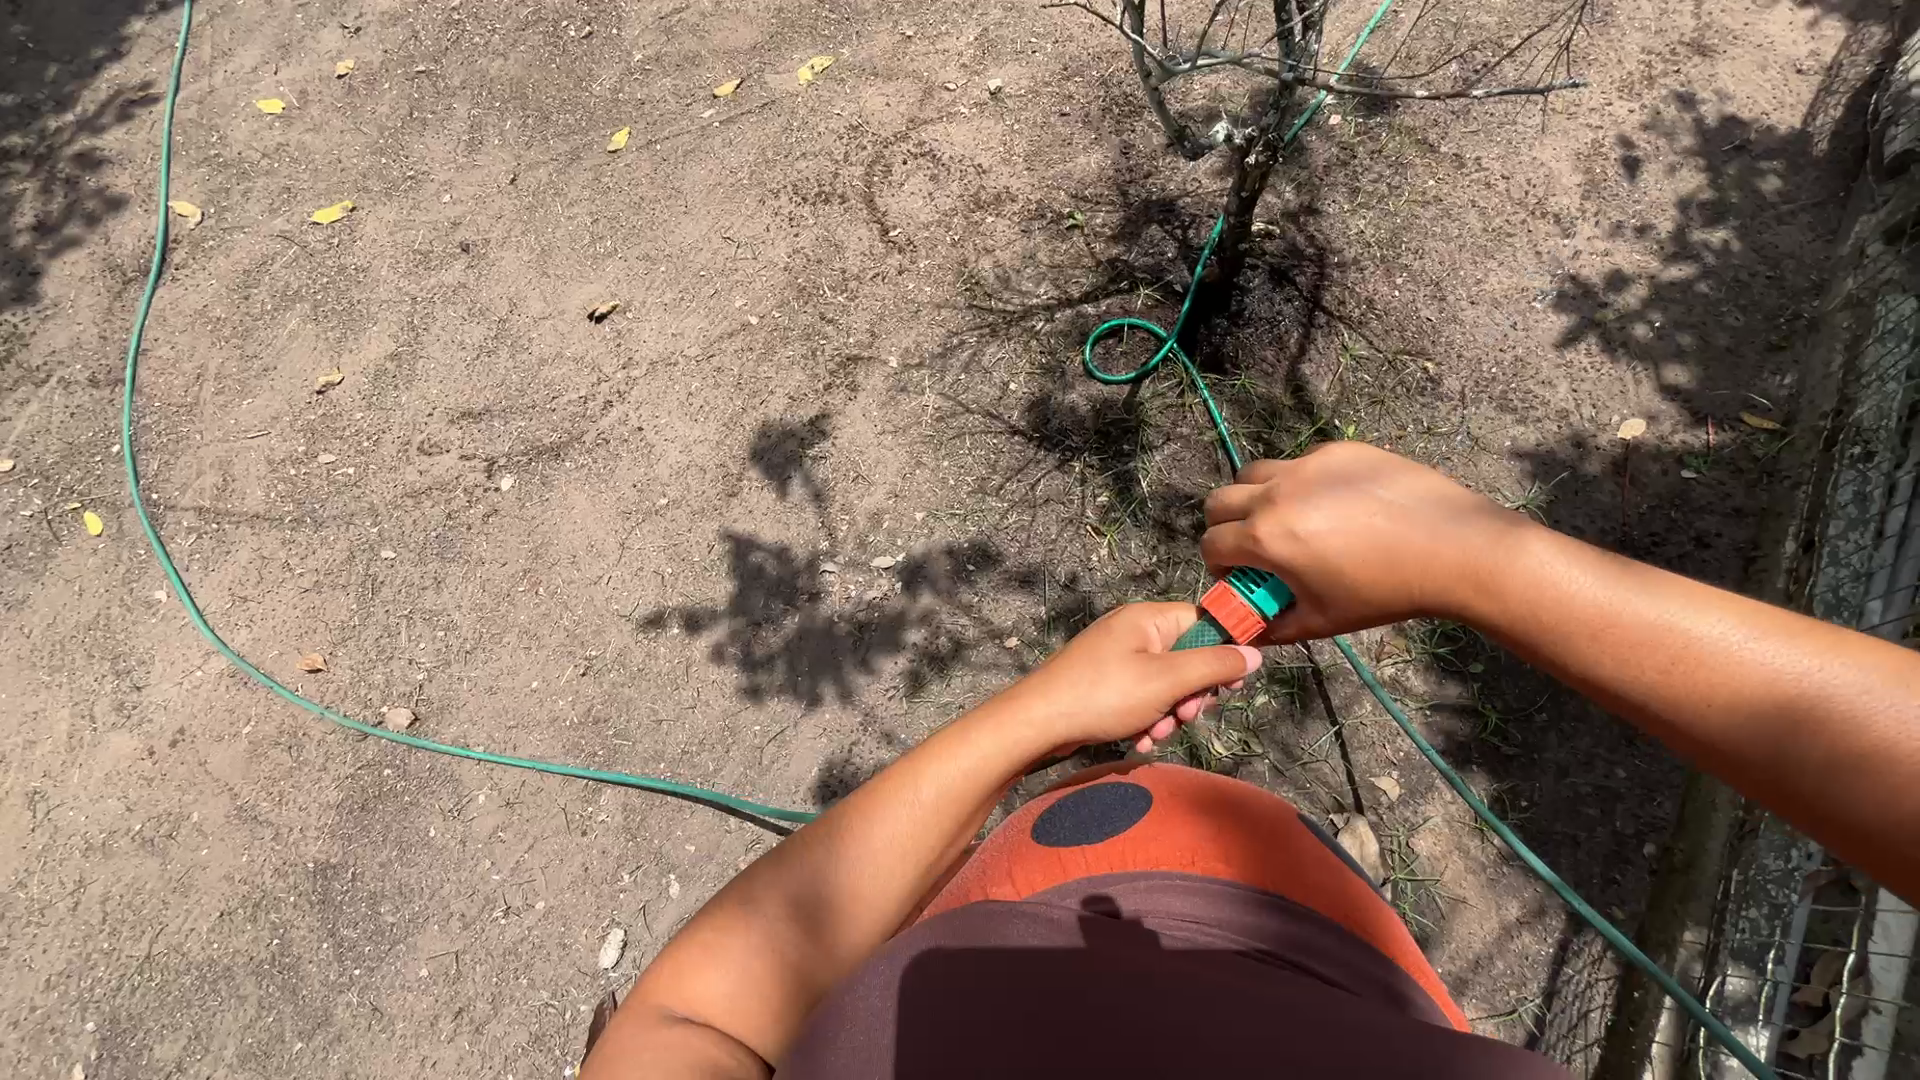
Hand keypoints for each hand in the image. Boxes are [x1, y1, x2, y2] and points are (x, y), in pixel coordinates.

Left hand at [990, 602, 1262, 754]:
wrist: (1038, 723)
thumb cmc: (1102, 695)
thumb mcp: (1166, 681)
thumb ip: (1213, 666)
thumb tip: (1254, 653)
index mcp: (1148, 618)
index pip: (1204, 622)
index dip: (1223, 652)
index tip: (1229, 685)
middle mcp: (1133, 632)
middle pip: (1188, 657)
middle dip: (1191, 694)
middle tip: (1183, 715)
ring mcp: (1118, 658)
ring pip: (1167, 684)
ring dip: (1169, 713)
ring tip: (1155, 733)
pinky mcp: (1106, 683)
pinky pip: (1143, 698)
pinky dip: (1147, 719)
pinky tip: (1140, 740)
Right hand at [1200, 442, 1528, 642]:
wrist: (1456, 550)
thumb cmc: (1384, 592)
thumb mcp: (1322, 620)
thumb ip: (1273, 627)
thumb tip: (1246, 632)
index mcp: (1265, 538)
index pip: (1211, 544)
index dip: (1218, 565)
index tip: (1239, 575)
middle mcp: (1275, 495)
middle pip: (1218, 502)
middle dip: (1226, 525)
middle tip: (1253, 543)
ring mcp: (1306, 466)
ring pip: (1253, 474)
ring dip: (1255, 497)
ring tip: (1287, 517)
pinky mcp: (1338, 451)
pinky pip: (1300, 463)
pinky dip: (1301, 482)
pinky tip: (1336, 504)